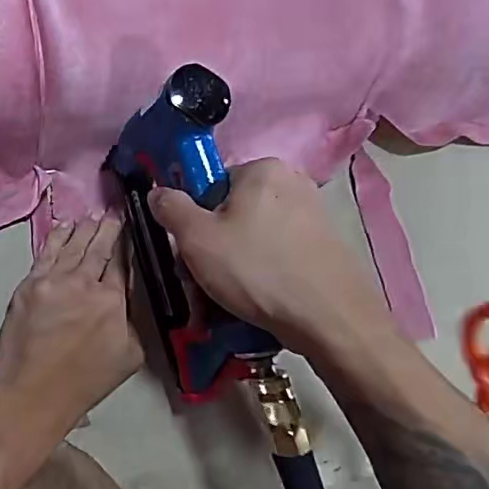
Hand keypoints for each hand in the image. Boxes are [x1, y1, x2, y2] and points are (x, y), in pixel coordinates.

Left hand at [0, 215, 143, 433]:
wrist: (32, 393)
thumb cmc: (84, 383)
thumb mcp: (130, 356)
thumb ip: (132, 321)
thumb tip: (127, 301)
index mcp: (114, 301)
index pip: (123, 263)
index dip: (127, 244)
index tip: (130, 229)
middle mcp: (85, 283)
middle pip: (99, 247)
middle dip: (108, 227)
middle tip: (113, 212)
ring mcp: (54, 280)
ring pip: (73, 245)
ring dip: (84, 228)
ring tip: (92, 215)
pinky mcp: (29, 284)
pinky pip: (47, 252)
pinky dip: (57, 236)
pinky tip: (65, 226)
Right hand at [149, 158, 394, 354]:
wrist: (331, 319)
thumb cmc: (256, 269)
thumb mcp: (196, 238)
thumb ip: (170, 208)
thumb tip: (158, 192)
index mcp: (262, 169)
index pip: (210, 186)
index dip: (194, 219)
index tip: (191, 250)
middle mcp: (292, 183)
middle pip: (232, 213)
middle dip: (214, 248)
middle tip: (203, 281)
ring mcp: (314, 215)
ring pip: (254, 238)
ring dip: (234, 266)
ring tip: (227, 300)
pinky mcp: (327, 247)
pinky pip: (279, 255)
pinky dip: (263, 275)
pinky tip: (258, 302)